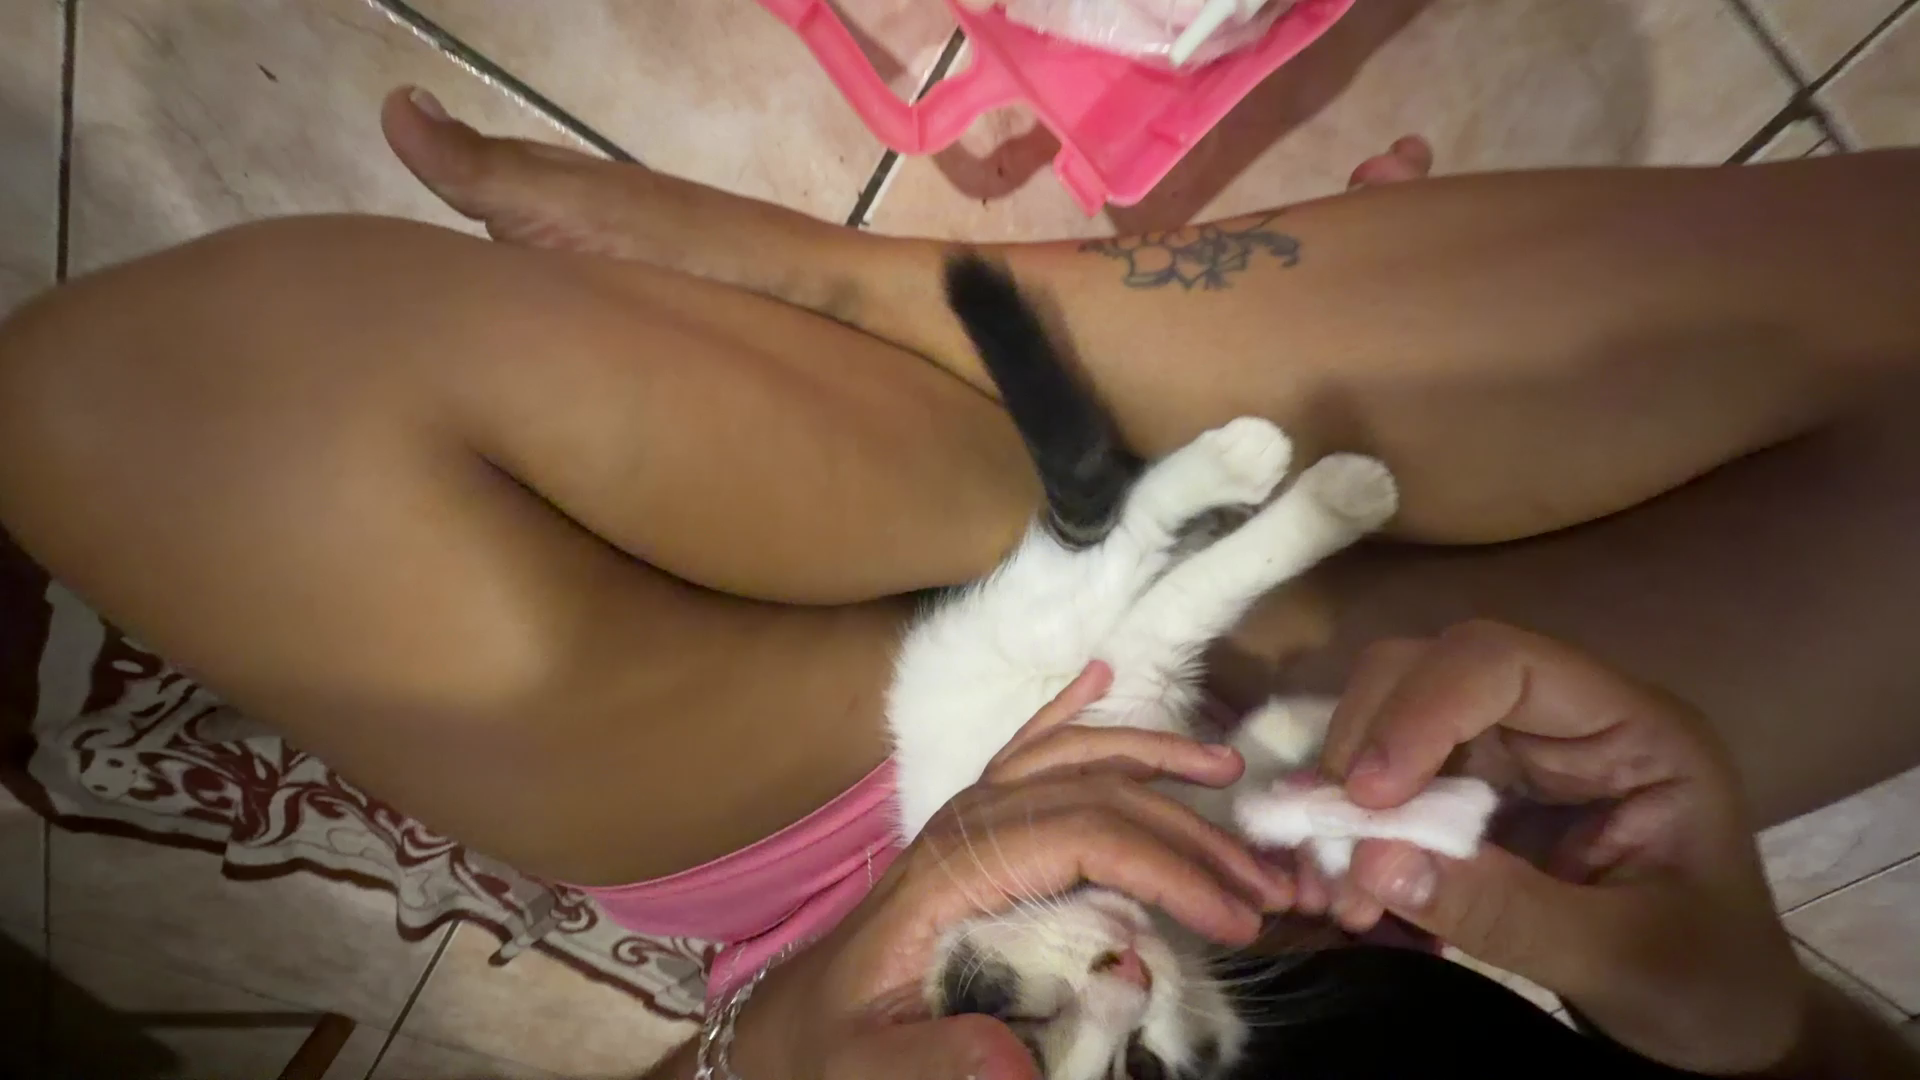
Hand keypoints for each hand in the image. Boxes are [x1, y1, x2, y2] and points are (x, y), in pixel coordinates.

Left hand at [727, 661, 1287, 1079]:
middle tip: (1266, 883)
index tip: (1238, 916)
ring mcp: (972, 805)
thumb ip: (935, 1064)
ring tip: (1224, 766)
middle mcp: (970, 817)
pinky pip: (1027, 742)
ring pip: (1073, 755)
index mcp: (955, 867)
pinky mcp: (975, 810)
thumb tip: (1021, 1064)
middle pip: (1096, 795)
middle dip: (1188, 833)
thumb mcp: (871, 1067)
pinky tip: (1101, 677)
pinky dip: (1068, 709)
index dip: (1166, 868)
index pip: (1082, 839)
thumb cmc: (840, 1036)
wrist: (803, 1011)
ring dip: (1153, 759)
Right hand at [1315, 621, 1809, 1075]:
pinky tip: (1341, 859)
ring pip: (1380, 704)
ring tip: (1333, 858)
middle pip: (1419, 667)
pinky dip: (1342, 805)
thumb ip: (1507, 914)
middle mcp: (1549, 712)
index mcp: (1627, 729)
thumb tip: (1371, 862)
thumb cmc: (1704, 986)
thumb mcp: (1626, 965)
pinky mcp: (1455, 769)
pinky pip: (1373, 758)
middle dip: (1363, 737)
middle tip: (1335, 824)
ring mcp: (1497, 736)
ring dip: (1340, 774)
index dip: (1421, 709)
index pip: (1499, 664)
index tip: (1370, 795)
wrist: (1706, 1017)